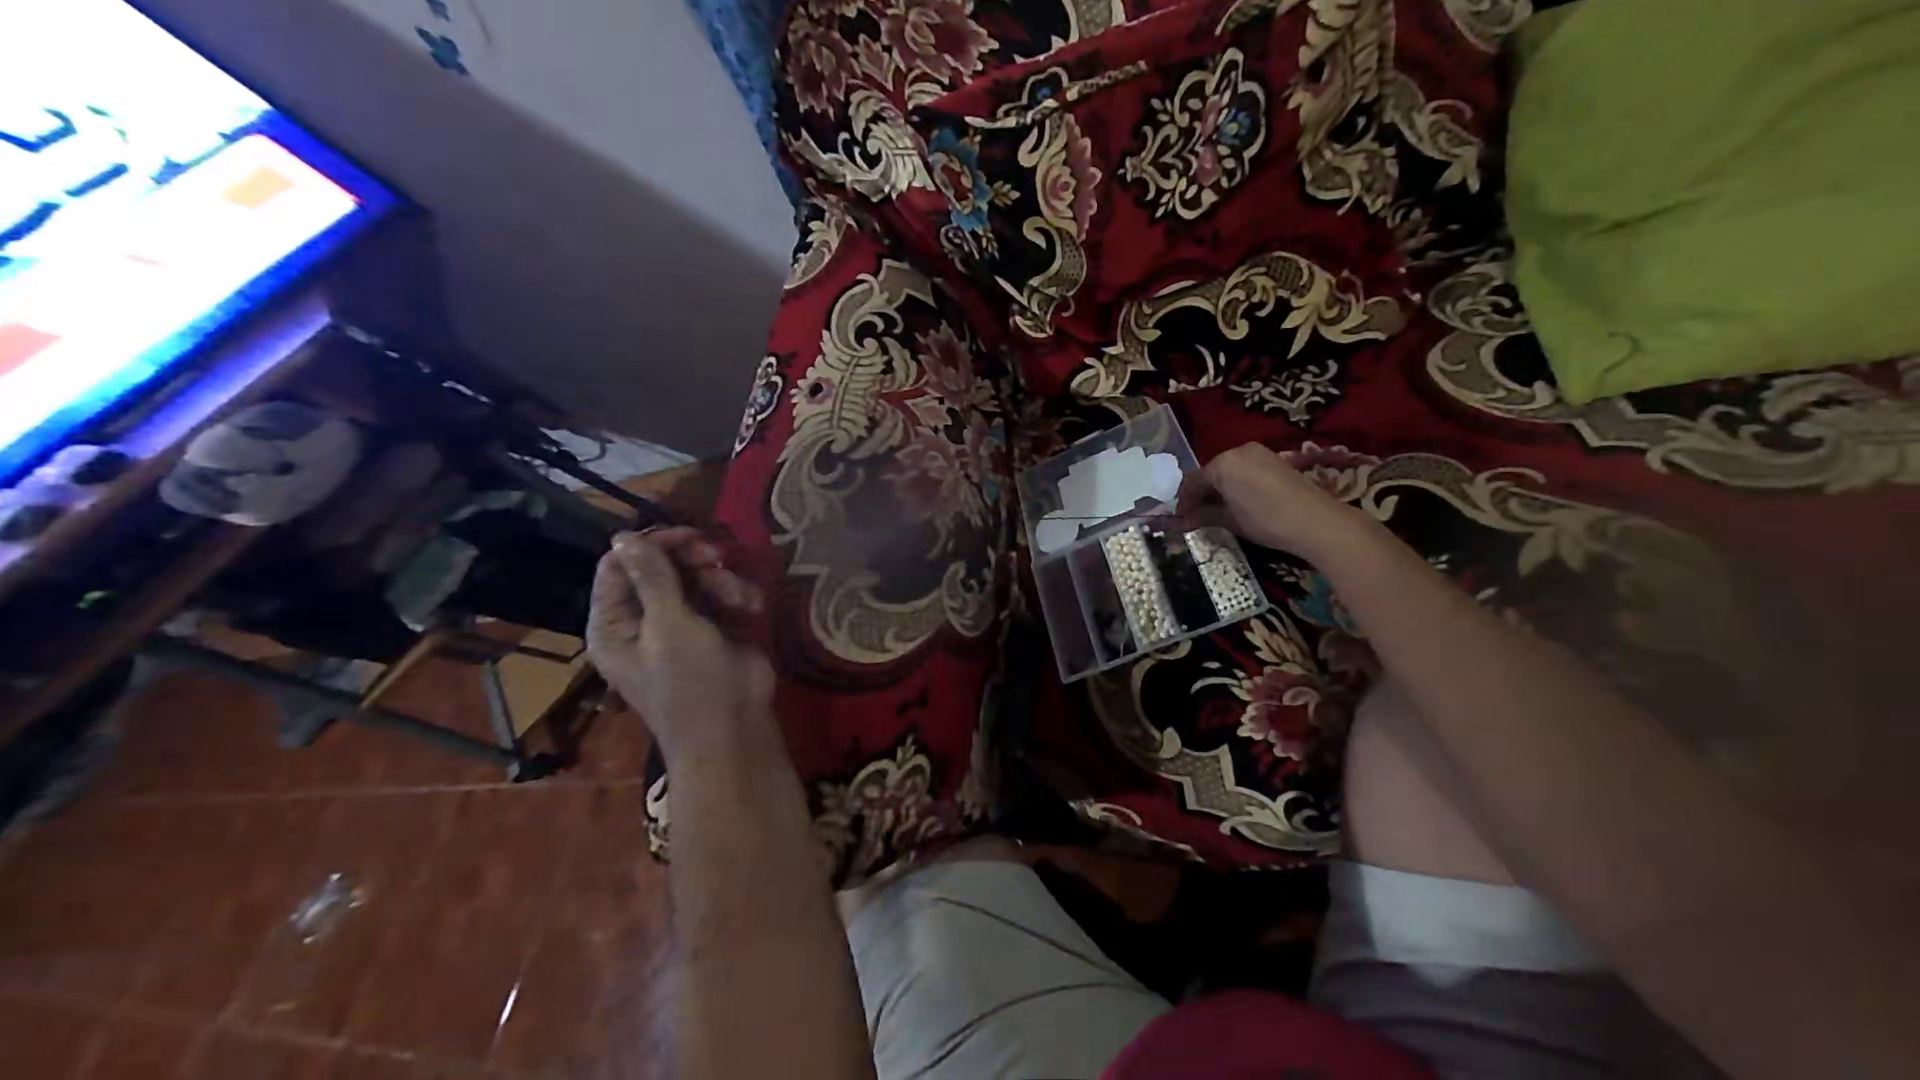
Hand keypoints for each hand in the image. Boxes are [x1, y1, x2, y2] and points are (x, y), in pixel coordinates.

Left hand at [585, 527, 773, 760]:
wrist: (736, 727)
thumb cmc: (691, 682)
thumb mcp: (669, 626)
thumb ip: (651, 577)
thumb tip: (622, 534)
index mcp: (614, 622)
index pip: (618, 566)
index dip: (651, 545)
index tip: (686, 537)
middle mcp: (642, 619)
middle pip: (659, 566)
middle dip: (690, 560)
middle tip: (715, 557)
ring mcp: (680, 623)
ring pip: (695, 576)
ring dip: (721, 581)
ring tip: (739, 601)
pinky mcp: (714, 627)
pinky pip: (721, 594)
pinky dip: (738, 596)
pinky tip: (751, 610)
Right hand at [1179, 443, 1376, 560]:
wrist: (1316, 521)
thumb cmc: (1265, 520)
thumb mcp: (1229, 520)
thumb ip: (1203, 515)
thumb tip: (1182, 520)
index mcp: (1221, 464)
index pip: (1192, 481)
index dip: (1184, 501)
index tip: (1180, 518)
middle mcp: (1238, 451)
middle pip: (1210, 472)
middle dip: (1201, 493)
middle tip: (1196, 515)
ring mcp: (1259, 453)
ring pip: (1229, 470)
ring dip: (1220, 488)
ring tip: (1218, 510)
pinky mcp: (1276, 460)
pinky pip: (1246, 469)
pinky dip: (1237, 484)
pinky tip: (1240, 502)